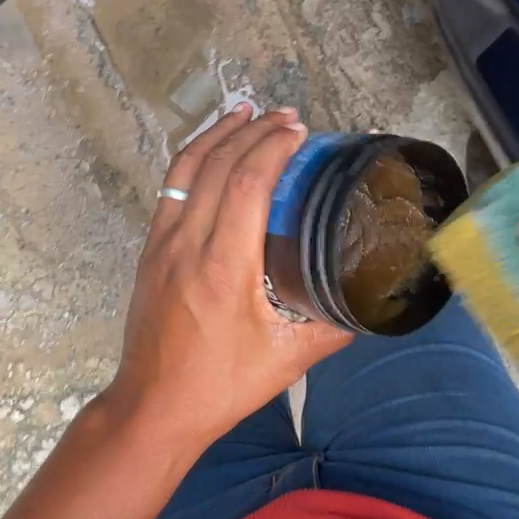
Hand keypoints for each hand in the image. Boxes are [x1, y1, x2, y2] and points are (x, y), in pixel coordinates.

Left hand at [103, 105, 352, 452]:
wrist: (153, 407)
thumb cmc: (222, 385)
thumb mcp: (289, 360)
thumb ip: (334, 325)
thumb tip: (368, 295)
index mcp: (224, 267)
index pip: (246, 184)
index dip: (273, 148)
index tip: (299, 132)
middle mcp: (188, 244)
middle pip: (218, 165)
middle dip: (254, 131)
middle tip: (288, 117)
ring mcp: (162, 243)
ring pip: (188, 168)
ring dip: (218, 133)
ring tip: (247, 111)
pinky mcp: (149, 249)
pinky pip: (172, 186)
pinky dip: (194, 156)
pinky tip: (212, 146)